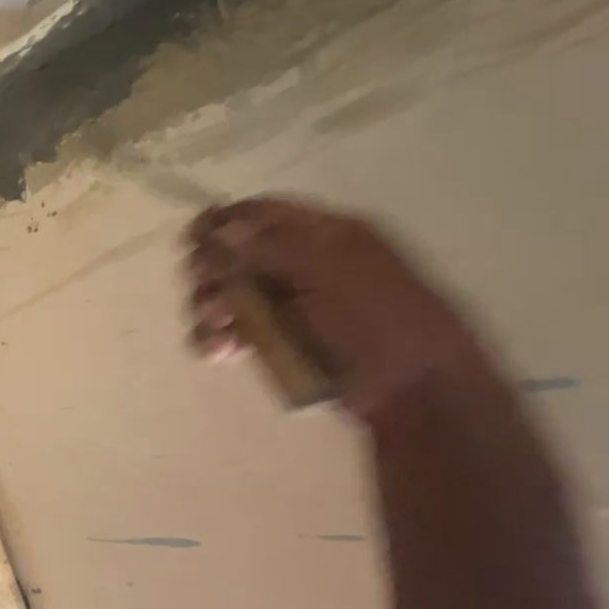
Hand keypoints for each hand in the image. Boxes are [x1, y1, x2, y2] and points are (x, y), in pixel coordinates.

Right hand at [185, 196, 496, 418]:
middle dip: (210, 274)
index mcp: (324, 236)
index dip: (222, 221)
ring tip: (216, 336)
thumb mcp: (330, 272)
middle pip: (232, 254)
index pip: (261, 214)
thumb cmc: (383, 322)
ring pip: (225, 295)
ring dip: (209, 311)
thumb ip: (270, 248)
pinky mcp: (277, 344)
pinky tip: (219, 354)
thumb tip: (213, 229)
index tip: (190, 241)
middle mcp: (301, 265)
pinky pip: (231, 333)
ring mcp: (287, 306)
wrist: (418, 395)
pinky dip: (216, 340)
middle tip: (207, 297)